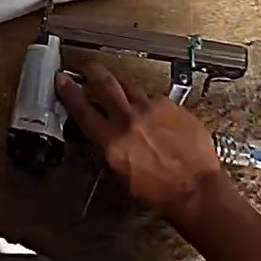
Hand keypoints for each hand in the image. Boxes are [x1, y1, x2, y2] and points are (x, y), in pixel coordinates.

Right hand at [56, 62, 229, 224]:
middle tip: (88, 67)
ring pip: (130, 88)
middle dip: (92, 70)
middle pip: (105, 83)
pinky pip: (153, 98)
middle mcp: (130, 121)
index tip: (63, 80)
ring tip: (126, 98)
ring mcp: (151, 109)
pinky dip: (150, 105)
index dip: (70, 91)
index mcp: (113, 143)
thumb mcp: (122, 174)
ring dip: (124, 90)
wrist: (197, 190)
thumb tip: (105, 132)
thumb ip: (111, 147)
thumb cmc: (162, 193)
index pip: (83, 110)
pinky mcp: (170, 105)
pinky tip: (157, 119)